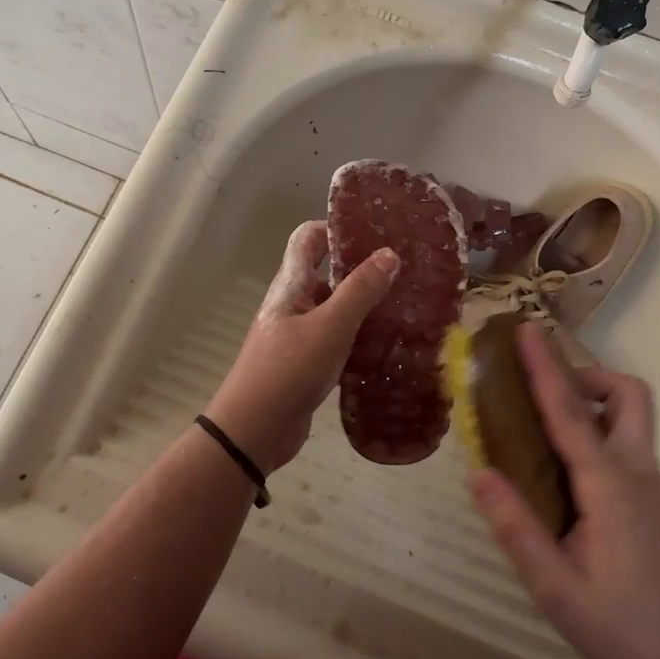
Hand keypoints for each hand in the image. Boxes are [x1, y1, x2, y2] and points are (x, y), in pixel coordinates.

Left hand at [204, 221, 396, 472]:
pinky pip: (335, 340)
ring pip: (334, 309)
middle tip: (402, 269)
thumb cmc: (288, 370)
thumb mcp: (330, 326)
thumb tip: (388, 253)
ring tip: (405, 305)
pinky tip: (387, 346)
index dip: (335, 227)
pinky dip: (358, 338)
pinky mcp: (306, 364)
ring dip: (363, 305)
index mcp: (291, 285)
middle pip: (326, 272)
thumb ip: (359, 290)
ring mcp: (297, 335)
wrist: (254, 431)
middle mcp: (292, 304)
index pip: (308, 238)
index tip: (373, 229)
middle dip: (360, 268)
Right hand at [468, 322, 659, 658]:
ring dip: (595, 405)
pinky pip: (628, 449)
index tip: (526, 327)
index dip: (546, 366)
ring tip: (545, 434)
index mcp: (610, 487)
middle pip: (628, 397)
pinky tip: (568, 480)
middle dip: (588, 375)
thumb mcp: (557, 589)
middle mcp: (638, 474)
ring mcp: (655, 489)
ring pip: (631, 420)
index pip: (572, 412)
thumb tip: (478, 471)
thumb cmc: (625, 628)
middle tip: (544, 390)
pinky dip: (599, 437)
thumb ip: (517, 529)